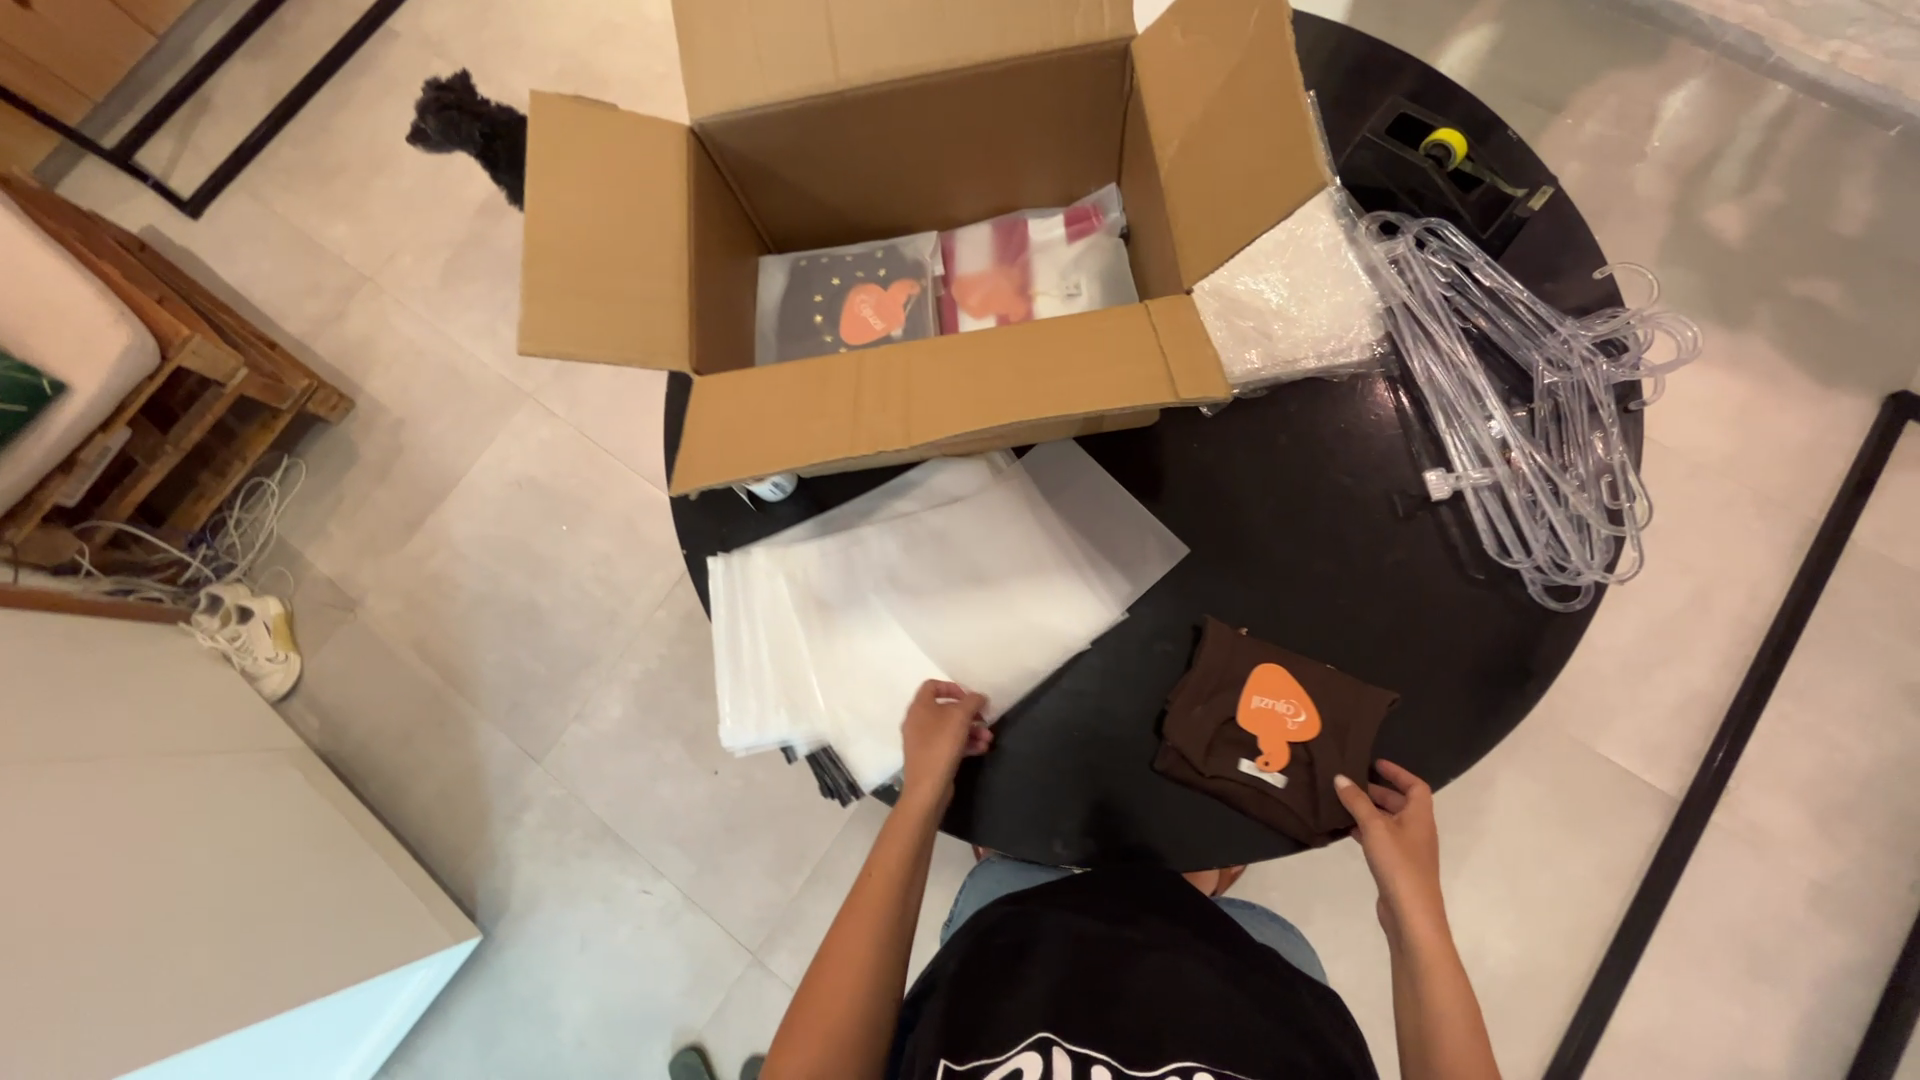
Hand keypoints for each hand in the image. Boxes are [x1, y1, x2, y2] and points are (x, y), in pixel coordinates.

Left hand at [899, 680, 992, 808]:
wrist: (927, 787)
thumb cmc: (941, 745)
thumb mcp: (960, 717)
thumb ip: (972, 702)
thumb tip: (979, 697)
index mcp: (919, 706)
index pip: (932, 686)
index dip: (952, 687)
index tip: (969, 697)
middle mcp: (917, 721)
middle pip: (945, 709)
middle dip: (969, 714)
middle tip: (985, 719)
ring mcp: (922, 740)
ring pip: (950, 729)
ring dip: (971, 731)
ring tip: (988, 739)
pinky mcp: (929, 757)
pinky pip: (948, 744)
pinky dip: (965, 744)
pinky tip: (982, 749)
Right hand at [1335, 760, 1446, 942]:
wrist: (1411, 913)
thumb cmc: (1398, 863)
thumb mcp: (1374, 827)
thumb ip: (1356, 801)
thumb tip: (1340, 777)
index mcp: (1420, 817)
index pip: (1416, 786)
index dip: (1398, 773)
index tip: (1375, 763)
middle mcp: (1418, 830)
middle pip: (1401, 803)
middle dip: (1378, 791)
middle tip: (1351, 783)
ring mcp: (1409, 850)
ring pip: (1389, 821)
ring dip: (1369, 810)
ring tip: (1343, 803)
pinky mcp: (1397, 865)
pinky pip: (1381, 838)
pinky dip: (1366, 830)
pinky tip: (1346, 830)